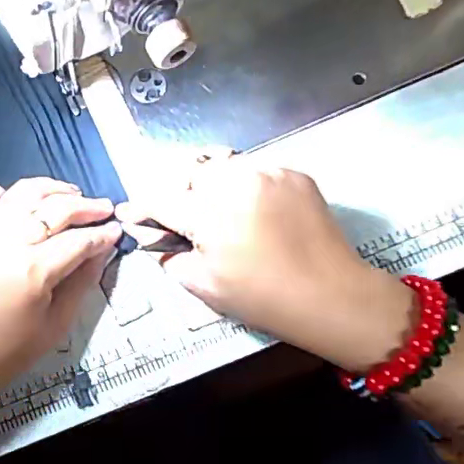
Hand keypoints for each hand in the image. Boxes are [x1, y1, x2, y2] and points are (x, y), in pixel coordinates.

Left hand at [0, 178, 122, 417]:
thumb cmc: (4, 354)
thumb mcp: (55, 325)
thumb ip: (81, 282)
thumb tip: (100, 252)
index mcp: (32, 271)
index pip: (79, 240)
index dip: (102, 235)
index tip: (116, 232)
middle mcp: (5, 244)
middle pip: (54, 209)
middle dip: (85, 207)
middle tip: (104, 209)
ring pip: (20, 194)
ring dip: (50, 189)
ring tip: (71, 193)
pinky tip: (3, 195)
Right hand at [118, 158, 413, 370]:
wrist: (330, 294)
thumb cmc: (263, 298)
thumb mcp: (205, 286)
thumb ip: (172, 258)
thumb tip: (156, 239)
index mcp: (209, 211)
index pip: (161, 199)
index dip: (143, 207)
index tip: (133, 213)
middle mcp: (236, 180)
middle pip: (191, 170)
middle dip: (181, 190)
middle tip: (186, 217)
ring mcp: (269, 172)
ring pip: (225, 165)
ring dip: (214, 184)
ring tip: (223, 214)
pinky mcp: (295, 174)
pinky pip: (257, 170)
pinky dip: (247, 187)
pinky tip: (256, 213)